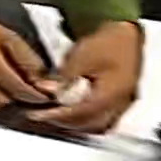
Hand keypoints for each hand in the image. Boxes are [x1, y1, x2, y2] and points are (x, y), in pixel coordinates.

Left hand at [26, 21, 142, 133]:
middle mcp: (123, 102)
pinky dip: (82, 119)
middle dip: (64, 122)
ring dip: (73, 123)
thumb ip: (64, 76)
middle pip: (93, 124)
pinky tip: (64, 111)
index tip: (35, 114)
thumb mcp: (81, 58)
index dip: (58, 115)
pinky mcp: (118, 100)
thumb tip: (45, 90)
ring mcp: (123, 103)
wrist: (125, 36)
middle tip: (38, 115)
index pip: (85, 112)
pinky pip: (102, 118)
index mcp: (116, 91)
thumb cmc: (106, 44)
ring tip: (49, 115)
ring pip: (99, 124)